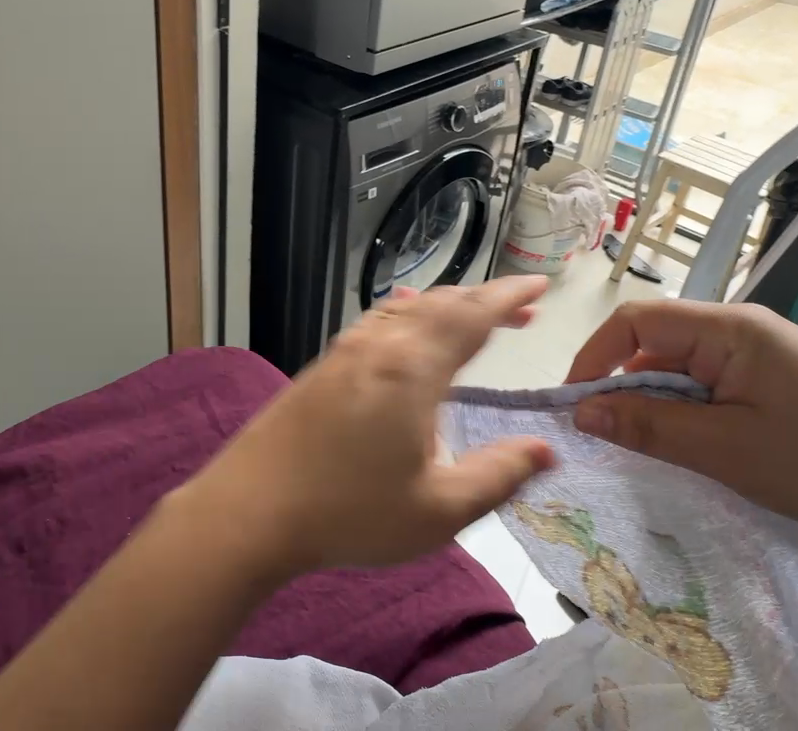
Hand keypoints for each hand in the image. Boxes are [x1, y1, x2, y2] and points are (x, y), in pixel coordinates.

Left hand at [178, 276, 556, 576]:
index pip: (472, 316)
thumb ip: (498, 475)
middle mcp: (379, 346)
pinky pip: (378, 323)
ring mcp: (344, 352)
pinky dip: (410, 316)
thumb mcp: (439, 510)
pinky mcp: (321, 367)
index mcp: (412, 369)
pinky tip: (406, 330)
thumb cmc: (350, 513)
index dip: (510, 297)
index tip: (542, 283)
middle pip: (440, 304)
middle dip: (484, 300)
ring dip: (446, 307)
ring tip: (474, 319)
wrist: (251, 509)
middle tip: (522, 310)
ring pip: (406, 310)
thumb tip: (545, 450)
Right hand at [566, 300, 797, 549]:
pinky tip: (693, 445)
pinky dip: (688, 411)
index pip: (636, 321)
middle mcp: (741, 328)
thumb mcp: (727, 450)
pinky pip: (709, 383)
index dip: (595, 358)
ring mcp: (760, 352)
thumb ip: (649, 426)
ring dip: (657, 403)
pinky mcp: (774, 378)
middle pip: (656, 342)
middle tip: (610, 440)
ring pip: (680, 367)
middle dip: (624, 387)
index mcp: (729, 328)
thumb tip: (580, 412)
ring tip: (651, 449)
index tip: (575, 408)